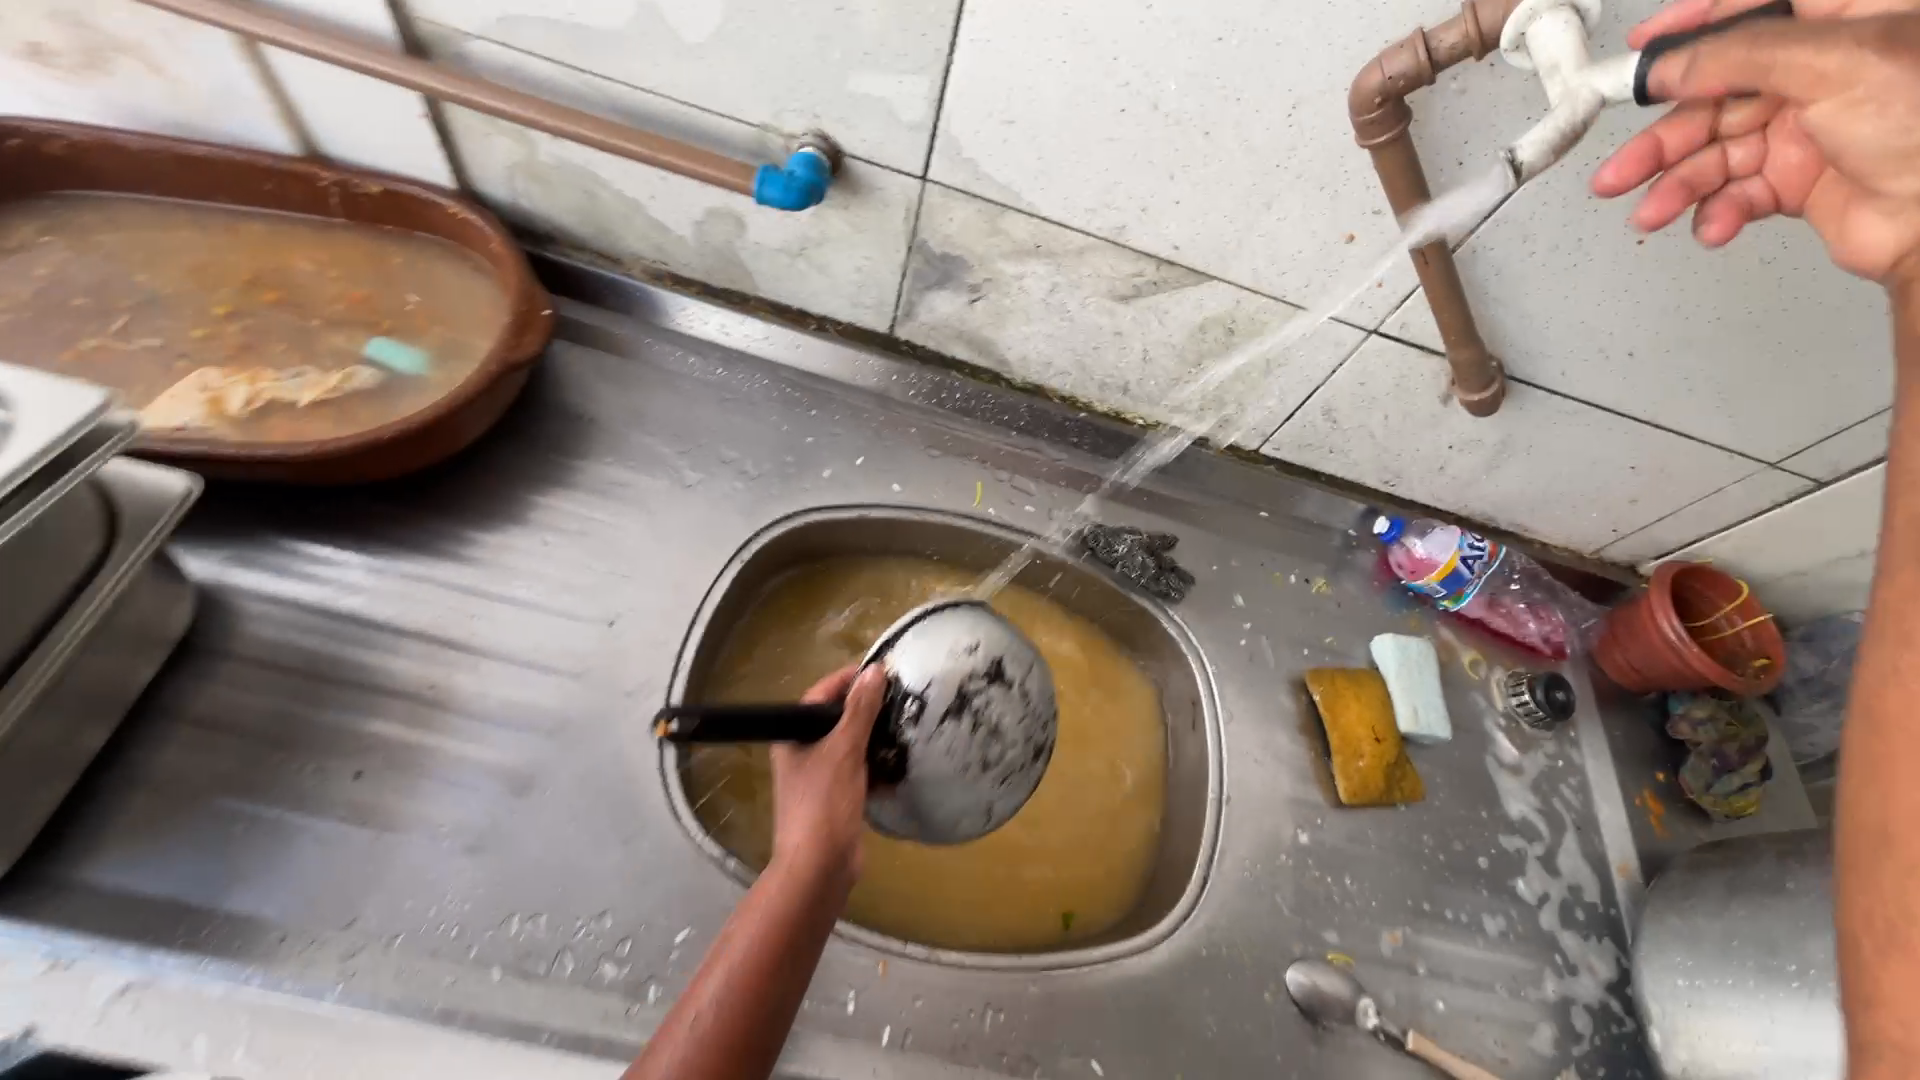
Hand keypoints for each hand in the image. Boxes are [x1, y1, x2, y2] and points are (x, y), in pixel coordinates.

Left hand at [769, 664, 885, 887]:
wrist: (819, 868)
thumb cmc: (825, 803)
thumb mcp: (845, 750)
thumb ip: (860, 710)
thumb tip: (874, 671)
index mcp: (793, 738)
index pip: (820, 694)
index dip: (848, 680)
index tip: (881, 672)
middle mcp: (802, 754)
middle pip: (836, 720)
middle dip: (867, 710)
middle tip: (899, 700)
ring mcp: (818, 779)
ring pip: (850, 747)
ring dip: (874, 740)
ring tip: (904, 728)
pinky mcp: (836, 800)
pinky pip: (859, 772)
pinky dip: (876, 767)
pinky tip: (899, 766)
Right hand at [1591, 4, 1919, 286]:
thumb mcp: (1841, 62)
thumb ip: (1744, 54)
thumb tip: (1671, 63)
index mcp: (1850, 20)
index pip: (1756, 5)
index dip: (1696, 23)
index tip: (1641, 50)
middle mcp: (1824, 71)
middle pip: (1715, 97)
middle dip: (1661, 141)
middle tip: (1619, 172)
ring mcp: (1808, 126)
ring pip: (1712, 152)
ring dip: (1676, 187)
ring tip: (1653, 212)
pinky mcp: (1795, 177)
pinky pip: (1731, 193)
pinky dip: (1715, 212)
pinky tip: (1718, 224)